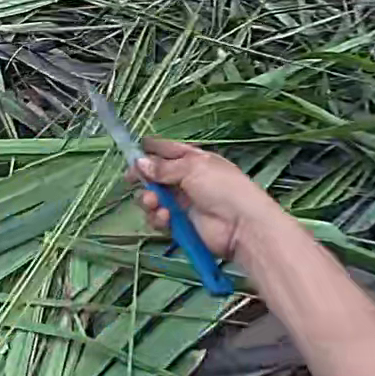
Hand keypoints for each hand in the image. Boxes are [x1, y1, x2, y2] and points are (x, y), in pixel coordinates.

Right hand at [128, 138, 281, 260]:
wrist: (242, 226)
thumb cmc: (221, 188)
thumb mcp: (193, 168)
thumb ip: (163, 167)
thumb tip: (139, 163)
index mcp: (193, 159)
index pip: (167, 150)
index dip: (150, 149)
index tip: (131, 153)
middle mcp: (186, 179)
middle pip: (155, 175)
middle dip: (143, 178)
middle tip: (132, 181)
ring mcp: (182, 202)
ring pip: (153, 198)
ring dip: (148, 199)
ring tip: (154, 203)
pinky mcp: (179, 224)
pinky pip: (159, 218)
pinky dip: (158, 217)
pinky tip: (165, 217)